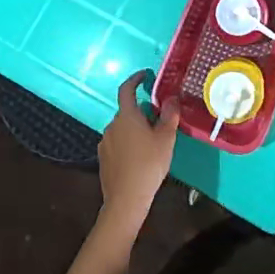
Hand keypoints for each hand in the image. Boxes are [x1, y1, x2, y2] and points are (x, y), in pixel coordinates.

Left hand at [96, 70, 176, 223]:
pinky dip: (129, 143)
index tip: (145, 75)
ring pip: (123, 128)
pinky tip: (140, 157)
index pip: (126, 89)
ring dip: (136, 129)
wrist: (126, 198)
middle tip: (161, 121)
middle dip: (143, 112)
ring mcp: (105, 142)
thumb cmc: (149, 163)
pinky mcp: (103, 157)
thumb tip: (171, 97)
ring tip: (153, 142)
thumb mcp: (166, 137)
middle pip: (128, 111)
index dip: (135, 79)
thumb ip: (170, 114)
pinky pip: (118, 142)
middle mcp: (112, 125)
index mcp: (127, 116)